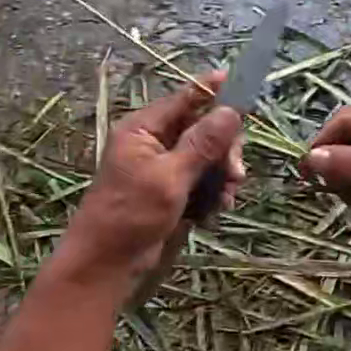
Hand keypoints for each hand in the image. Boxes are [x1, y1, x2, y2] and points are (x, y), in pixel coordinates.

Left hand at [65, 73, 244, 277]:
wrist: (107, 263)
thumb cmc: (131, 215)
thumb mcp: (170, 177)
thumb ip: (202, 144)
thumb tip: (230, 110)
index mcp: (143, 129)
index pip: (183, 99)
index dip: (213, 92)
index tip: (243, 86)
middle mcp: (152, 143)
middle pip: (201, 130)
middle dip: (223, 151)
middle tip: (235, 175)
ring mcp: (161, 169)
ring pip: (205, 159)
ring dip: (220, 177)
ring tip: (225, 200)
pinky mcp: (169, 193)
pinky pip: (200, 183)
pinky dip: (211, 195)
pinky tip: (215, 212)